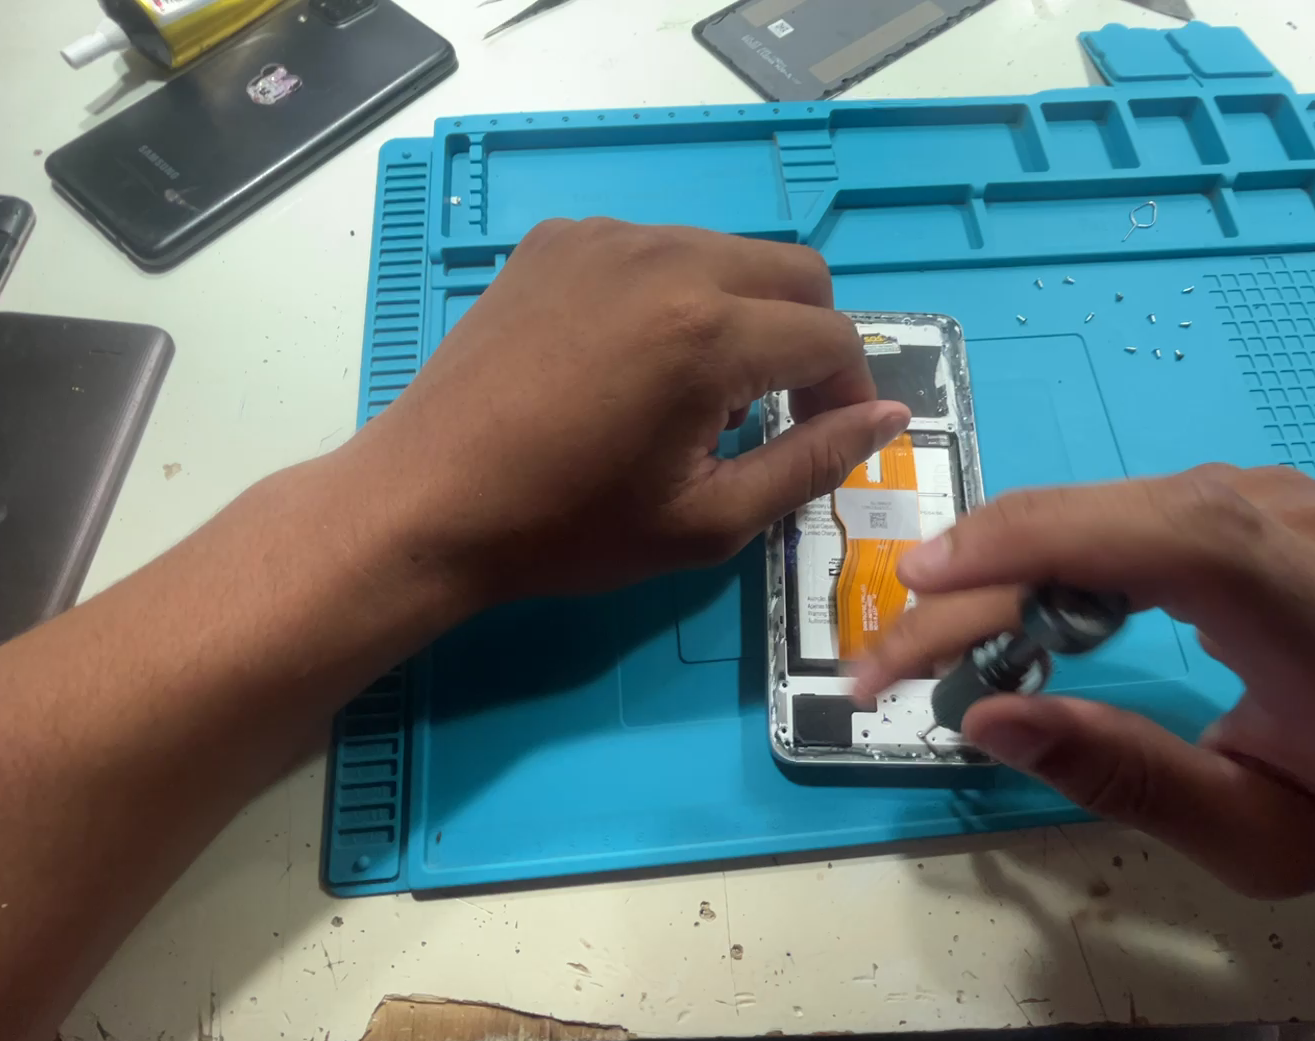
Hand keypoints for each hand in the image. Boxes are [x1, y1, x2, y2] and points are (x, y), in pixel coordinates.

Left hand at [330, 218, 909, 603]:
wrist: (427, 503)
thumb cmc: (569, 530)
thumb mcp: (707, 521)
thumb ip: (811, 463)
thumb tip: (887, 418)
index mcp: (708, 332)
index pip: (831, 338)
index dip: (848, 393)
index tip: (828, 437)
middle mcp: (666, 257)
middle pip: (795, 274)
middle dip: (809, 342)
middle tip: (775, 414)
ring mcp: (604, 238)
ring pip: (727, 254)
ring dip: (745, 317)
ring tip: (697, 394)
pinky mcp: (556, 240)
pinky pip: (656, 251)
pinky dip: (678, 297)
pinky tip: (634, 361)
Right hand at [853, 465, 1314, 898]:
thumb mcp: (1265, 840)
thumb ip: (1126, 777)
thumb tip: (981, 720)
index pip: (1177, 541)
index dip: (1040, 541)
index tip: (922, 582)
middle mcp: (1294, 524)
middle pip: (1098, 523)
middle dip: (969, 585)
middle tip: (882, 660)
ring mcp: (1266, 493)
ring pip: (1089, 509)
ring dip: (991, 570)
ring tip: (927, 638)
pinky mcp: (1236, 495)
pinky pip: (1111, 515)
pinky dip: (1038, 558)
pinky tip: (1005, 604)